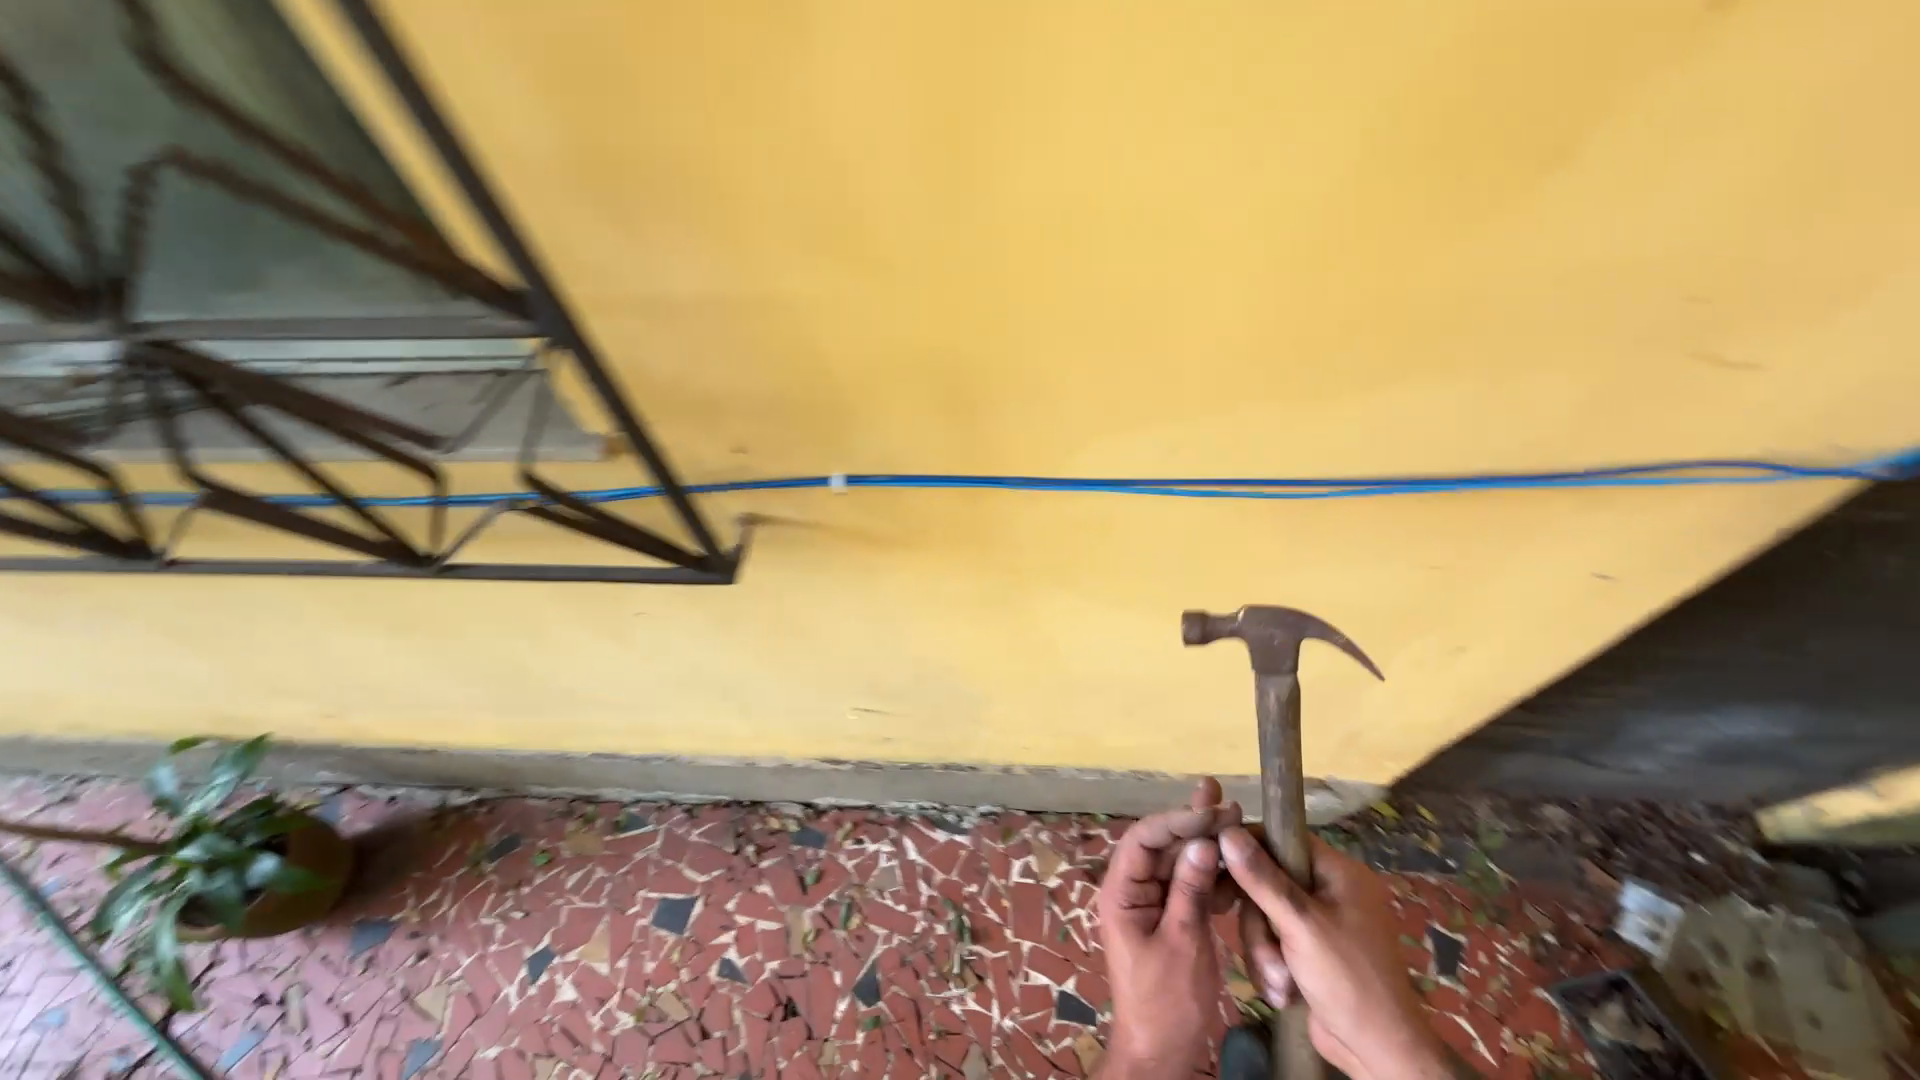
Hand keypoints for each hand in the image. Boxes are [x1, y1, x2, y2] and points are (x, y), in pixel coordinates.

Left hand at [1095, 779, 1241, 1079]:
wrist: (1162, 1051)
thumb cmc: (1165, 1001)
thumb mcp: (1181, 942)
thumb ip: (1190, 890)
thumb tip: (1202, 842)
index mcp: (1121, 892)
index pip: (1144, 839)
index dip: (1177, 820)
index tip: (1214, 813)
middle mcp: (1134, 890)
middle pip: (1162, 845)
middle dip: (1194, 823)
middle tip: (1225, 800)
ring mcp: (1154, 903)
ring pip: (1179, 862)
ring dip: (1206, 843)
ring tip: (1232, 814)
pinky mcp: (1174, 918)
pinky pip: (1192, 886)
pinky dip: (1214, 874)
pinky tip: (1236, 860)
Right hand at [1221, 828, 1455, 1079]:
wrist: (1378, 1052)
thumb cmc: (1348, 980)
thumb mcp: (1300, 925)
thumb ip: (1262, 878)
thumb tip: (1227, 833)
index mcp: (1340, 873)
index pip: (1282, 838)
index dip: (1248, 848)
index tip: (1217, 864)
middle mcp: (1330, 892)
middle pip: (1267, 882)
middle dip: (1259, 922)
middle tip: (1263, 947)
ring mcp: (1319, 923)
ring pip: (1265, 916)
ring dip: (1264, 950)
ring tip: (1280, 980)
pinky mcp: (1309, 951)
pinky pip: (1272, 941)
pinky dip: (1272, 965)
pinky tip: (1285, 990)